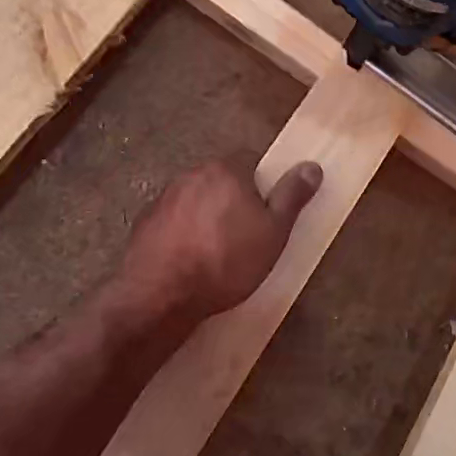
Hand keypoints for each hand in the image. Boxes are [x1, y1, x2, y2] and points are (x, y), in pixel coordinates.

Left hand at [110, 160, 323, 320]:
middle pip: (222, 179)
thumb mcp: (274, 232)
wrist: (161, 295)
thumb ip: (292, 196)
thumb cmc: (226, 261)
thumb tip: (311, 166)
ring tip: (218, 252)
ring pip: (197, 200)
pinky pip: (174, 221)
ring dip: (208, 216)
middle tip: (249, 234)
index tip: (269, 211)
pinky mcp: (144, 223)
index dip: (263, 184)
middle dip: (235, 200)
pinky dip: (184, 233)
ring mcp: (163, 198)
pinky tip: (191, 260)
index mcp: (226, 170)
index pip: (251, 159)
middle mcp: (192, 175)